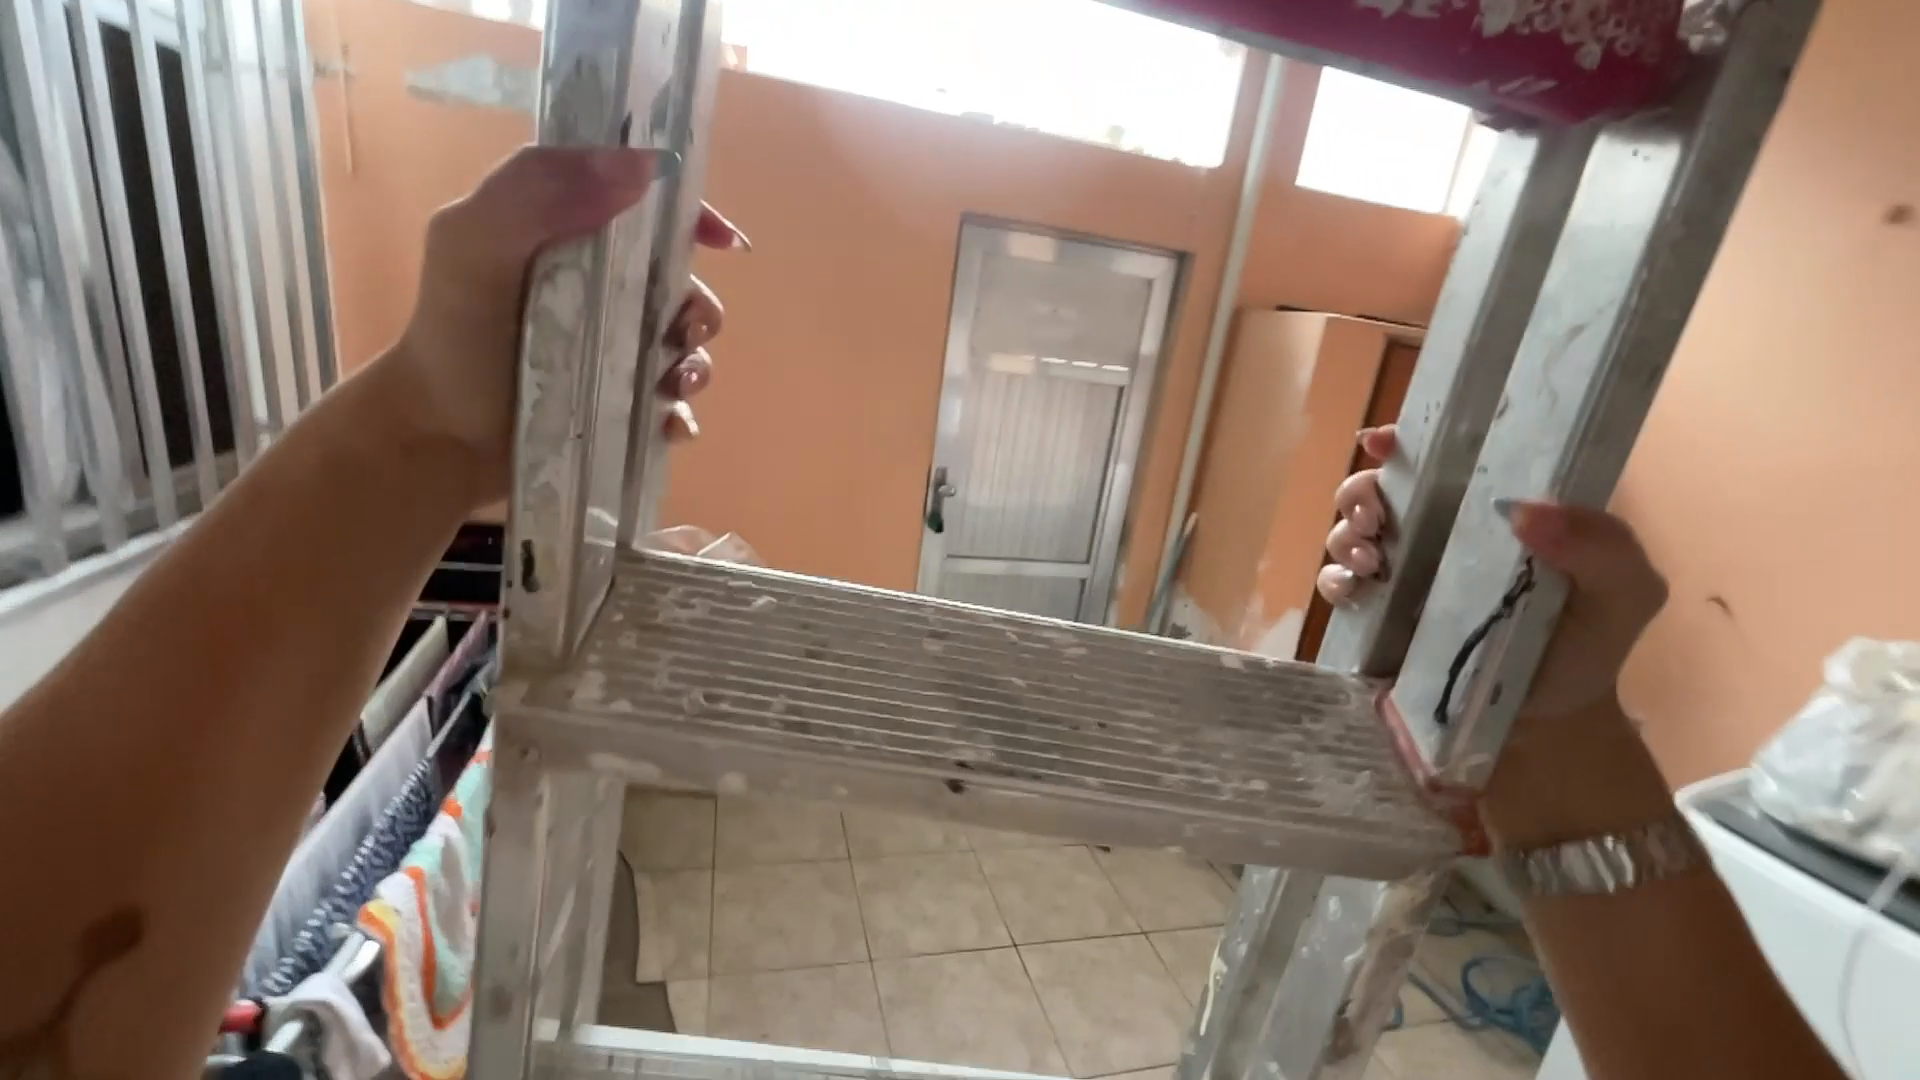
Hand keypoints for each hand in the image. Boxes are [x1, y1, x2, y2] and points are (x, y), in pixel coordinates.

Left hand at [386, 146, 749, 504]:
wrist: (443, 435)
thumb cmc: (455, 335)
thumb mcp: (473, 244)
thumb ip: (538, 191)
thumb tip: (647, 167)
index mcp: (576, 242)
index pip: (649, 212)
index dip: (694, 217)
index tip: (722, 241)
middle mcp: (607, 295)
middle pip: (684, 289)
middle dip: (701, 311)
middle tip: (682, 334)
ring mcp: (621, 355)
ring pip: (690, 353)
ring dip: (696, 367)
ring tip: (671, 387)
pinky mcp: (628, 408)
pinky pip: (678, 410)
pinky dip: (682, 417)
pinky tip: (664, 423)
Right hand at [1317, 425, 1666, 719]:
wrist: (1545, 720)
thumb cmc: (1585, 644)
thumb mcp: (1625, 592)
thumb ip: (1600, 544)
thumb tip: (1520, 509)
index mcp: (1485, 510)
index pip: (1438, 459)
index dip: (1401, 443)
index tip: (1381, 444)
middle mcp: (1432, 531)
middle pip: (1373, 489)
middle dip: (1360, 494)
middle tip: (1375, 521)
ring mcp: (1397, 572)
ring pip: (1345, 531)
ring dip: (1345, 536)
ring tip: (1370, 563)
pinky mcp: (1371, 613)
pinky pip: (1334, 583)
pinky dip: (1334, 580)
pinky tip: (1354, 592)